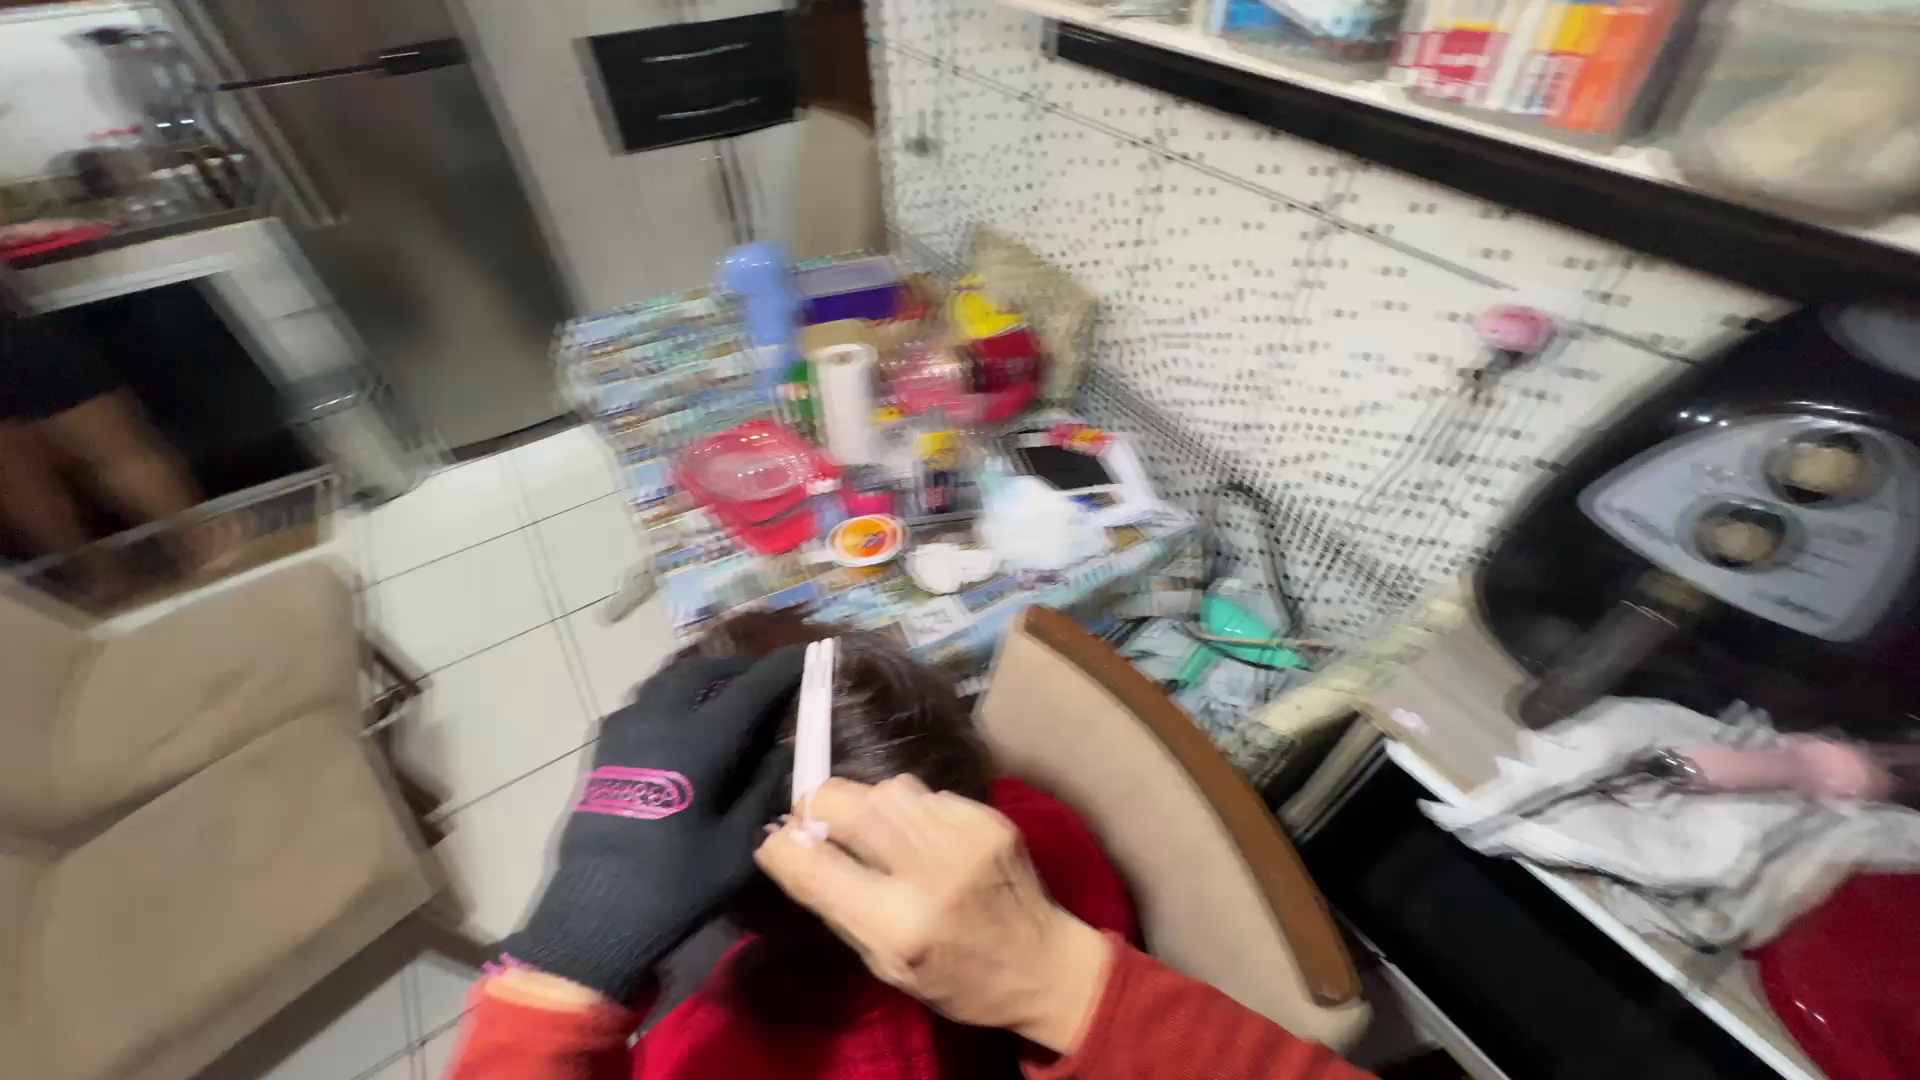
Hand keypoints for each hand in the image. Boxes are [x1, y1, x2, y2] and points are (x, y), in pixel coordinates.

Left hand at [499, 648, 804, 1002]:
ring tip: (726, 695)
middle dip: (740, 667)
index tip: (808, 654)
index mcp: (699, 744)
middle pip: (704, 671)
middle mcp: (659, 723)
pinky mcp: (603, 749)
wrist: (594, 917)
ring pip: (669, 682)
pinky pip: (644, 702)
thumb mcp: (740, 844)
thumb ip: (766, 786)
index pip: (752, 687)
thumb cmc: (675, 884)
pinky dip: (673, 698)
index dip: (784, 668)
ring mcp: (624, 732)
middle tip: (765, 680)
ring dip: (703, 679)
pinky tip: (684, 723)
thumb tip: (784, 749)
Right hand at [754, 776, 1113, 1052]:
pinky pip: (927, 793)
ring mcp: (965, 836)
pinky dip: (909, 807)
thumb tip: (794, 850)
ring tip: (868, 825)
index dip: (784, 848)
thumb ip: (841, 905)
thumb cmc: (956, 977)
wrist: (1042, 960)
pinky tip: (917, 831)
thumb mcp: (886, 965)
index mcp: (900, 926)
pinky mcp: (988, 815)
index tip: (771, 839)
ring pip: (889, 789)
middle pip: (853, 807)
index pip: (819, 870)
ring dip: (865, 802)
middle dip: (819, 803)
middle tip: (811, 813)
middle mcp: (931, 872)